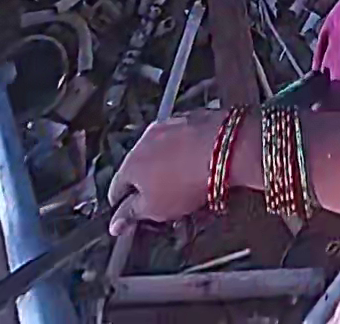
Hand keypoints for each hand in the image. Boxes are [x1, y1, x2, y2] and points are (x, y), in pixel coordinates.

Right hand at [106, 109, 239, 234]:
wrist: (224, 147)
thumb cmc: (186, 181)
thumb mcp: (155, 209)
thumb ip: (131, 214)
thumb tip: (115, 222)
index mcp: (131, 162)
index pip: (116, 188)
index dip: (121, 207)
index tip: (128, 218)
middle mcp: (146, 138)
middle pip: (139, 167)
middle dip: (146, 185)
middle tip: (159, 203)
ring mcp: (169, 123)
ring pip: (160, 150)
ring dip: (165, 166)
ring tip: (181, 184)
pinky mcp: (191, 116)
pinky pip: (180, 138)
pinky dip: (182, 150)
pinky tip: (195, 162)